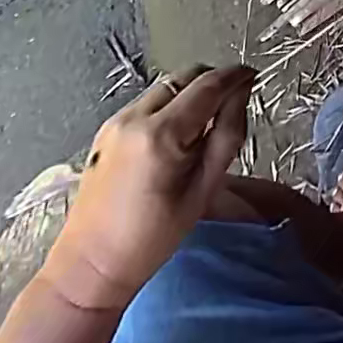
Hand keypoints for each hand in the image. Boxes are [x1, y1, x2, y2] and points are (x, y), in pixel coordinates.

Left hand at [45, 64, 251, 307]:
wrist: (89, 266)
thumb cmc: (154, 236)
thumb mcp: (205, 187)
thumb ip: (228, 132)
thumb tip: (241, 92)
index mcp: (162, 134)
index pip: (208, 85)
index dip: (235, 75)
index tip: (252, 76)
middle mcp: (135, 117)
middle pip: (187, 76)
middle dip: (214, 81)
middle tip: (232, 101)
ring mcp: (117, 120)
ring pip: (168, 85)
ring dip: (192, 91)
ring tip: (204, 122)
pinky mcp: (106, 128)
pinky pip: (150, 100)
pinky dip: (171, 104)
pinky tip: (176, 133)